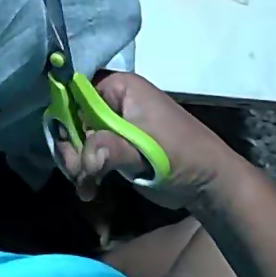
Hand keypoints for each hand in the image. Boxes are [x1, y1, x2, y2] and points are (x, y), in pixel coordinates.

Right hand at [53, 72, 241, 208]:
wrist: (209, 184)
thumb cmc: (182, 156)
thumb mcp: (146, 150)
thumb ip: (112, 149)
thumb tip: (85, 158)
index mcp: (119, 87)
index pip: (75, 92)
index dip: (65, 119)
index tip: (68, 148)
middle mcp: (112, 100)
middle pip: (73, 118)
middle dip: (71, 148)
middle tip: (77, 173)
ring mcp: (113, 123)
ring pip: (78, 138)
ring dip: (77, 164)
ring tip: (85, 186)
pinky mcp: (115, 144)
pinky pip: (89, 152)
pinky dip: (86, 171)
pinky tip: (89, 189)